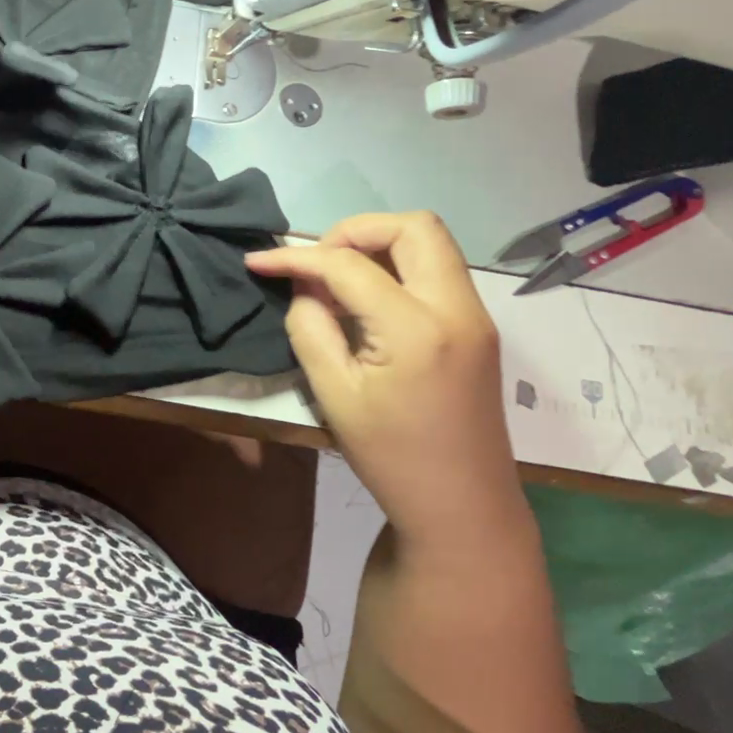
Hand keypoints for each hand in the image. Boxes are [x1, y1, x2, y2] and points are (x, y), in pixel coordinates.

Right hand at [245, 213, 523, 546]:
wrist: (462, 506)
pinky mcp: (475, 327)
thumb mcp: (332, 392)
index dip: (296, 256)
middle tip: (314, 262)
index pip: (348, 265)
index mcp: (416, 329)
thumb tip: (303, 286)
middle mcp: (457, 309)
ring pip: (430, 242)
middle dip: (353, 231)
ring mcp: (474, 316)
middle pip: (413, 226)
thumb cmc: (390, 455)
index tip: (257, 262)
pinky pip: (436, 270)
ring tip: (333, 277)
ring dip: (377, 245)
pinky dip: (395, 265)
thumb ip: (310, 326)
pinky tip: (362, 297)